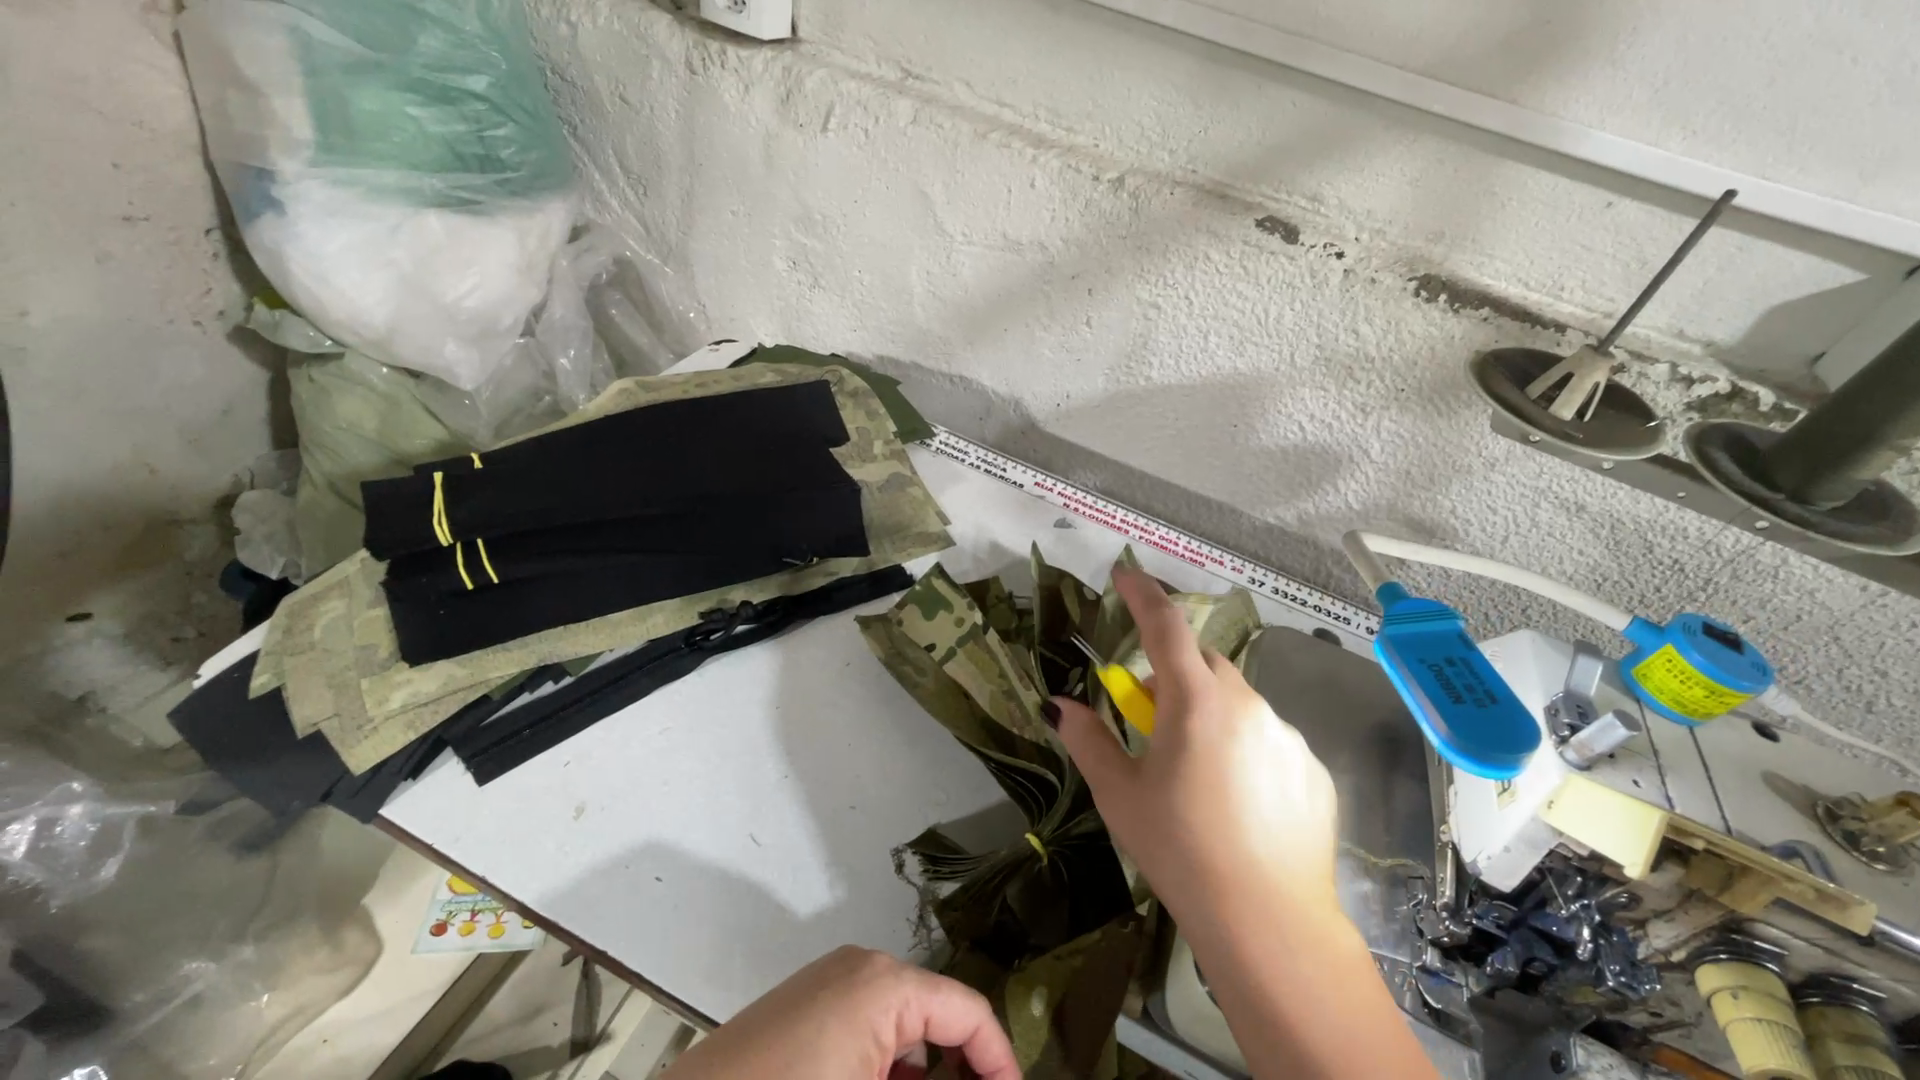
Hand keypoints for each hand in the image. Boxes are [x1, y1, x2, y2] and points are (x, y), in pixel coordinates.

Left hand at [663, 946, 1018, 1079]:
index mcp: (885, 983)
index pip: (970, 1013)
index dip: (1001, 1064)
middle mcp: (860, 968)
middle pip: (937, 1017)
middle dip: (960, 1068)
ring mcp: (827, 984)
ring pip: (902, 1027)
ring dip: (924, 1072)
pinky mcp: (803, 1008)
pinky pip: (866, 1031)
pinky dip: (888, 1066)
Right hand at [1047, 566, 1341, 925]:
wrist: (1267, 918)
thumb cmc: (1179, 850)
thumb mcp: (1120, 795)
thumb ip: (1089, 740)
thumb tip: (1060, 706)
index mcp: (1194, 701)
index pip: (1165, 626)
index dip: (1142, 594)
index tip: (1124, 573)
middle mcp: (1246, 704)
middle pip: (1204, 662)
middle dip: (1174, 671)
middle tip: (1151, 715)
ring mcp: (1286, 735)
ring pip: (1238, 703)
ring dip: (1210, 714)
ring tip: (1195, 772)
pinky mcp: (1312, 769)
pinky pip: (1268, 739)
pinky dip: (1244, 748)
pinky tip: (1236, 802)